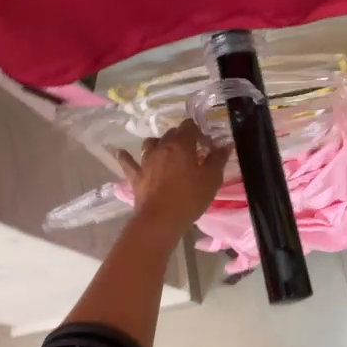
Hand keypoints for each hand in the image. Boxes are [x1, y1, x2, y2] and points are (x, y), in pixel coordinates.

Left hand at [116, 121, 230, 233]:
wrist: (161, 219)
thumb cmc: (190, 197)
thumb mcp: (212, 178)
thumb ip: (218, 159)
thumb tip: (225, 144)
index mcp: (182, 145)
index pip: (189, 126)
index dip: (198, 132)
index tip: (206, 144)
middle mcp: (162, 147)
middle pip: (171, 133)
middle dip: (182, 137)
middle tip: (191, 150)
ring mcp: (146, 161)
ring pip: (150, 143)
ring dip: (159, 143)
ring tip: (165, 150)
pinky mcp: (136, 176)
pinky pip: (128, 162)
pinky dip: (125, 157)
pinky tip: (121, 153)